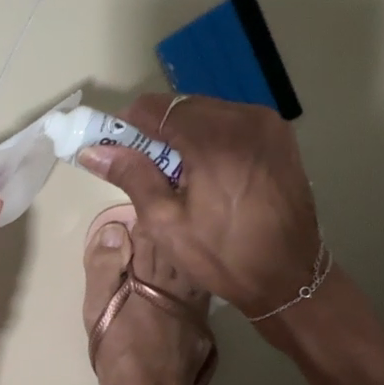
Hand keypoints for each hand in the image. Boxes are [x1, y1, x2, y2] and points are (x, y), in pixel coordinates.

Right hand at [76, 94, 319, 318]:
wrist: (290, 278)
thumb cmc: (223, 256)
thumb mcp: (166, 222)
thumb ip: (131, 176)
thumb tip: (93, 151)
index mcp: (215, 138)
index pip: (156, 108)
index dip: (128, 126)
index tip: (118, 152)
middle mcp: (245, 119)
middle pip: (183, 106)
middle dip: (158, 131)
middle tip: (147, 170)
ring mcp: (268, 125)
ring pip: (208, 112)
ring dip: (185, 134)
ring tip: (179, 176)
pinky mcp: (280, 137)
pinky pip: (232, 123)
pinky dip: (211, 138)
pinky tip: (208, 173)